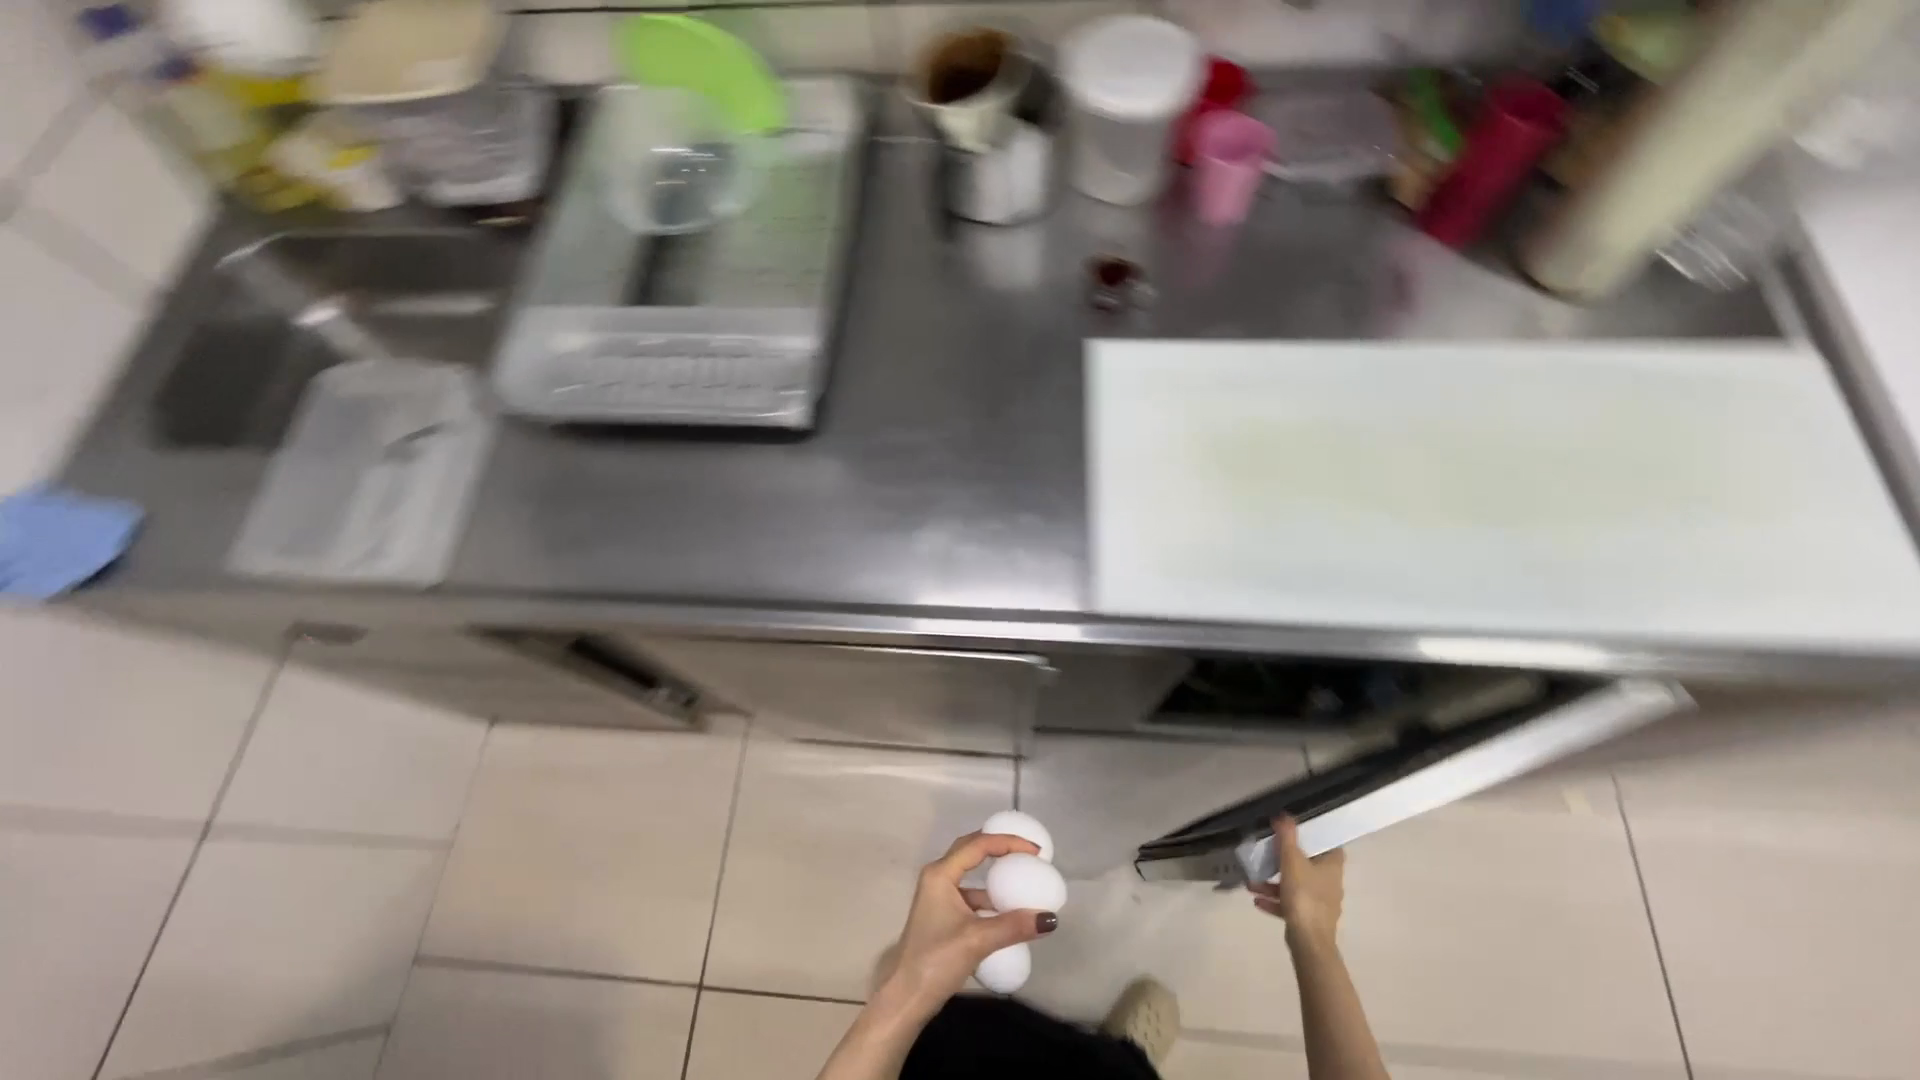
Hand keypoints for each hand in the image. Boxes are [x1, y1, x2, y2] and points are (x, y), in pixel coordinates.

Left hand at [879, 831, 1058, 1015]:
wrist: (906, 998)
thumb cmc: (936, 961)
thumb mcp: (978, 940)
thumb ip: (1014, 926)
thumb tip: (1049, 918)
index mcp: (940, 874)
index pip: (978, 845)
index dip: (1008, 842)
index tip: (1036, 851)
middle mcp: (937, 878)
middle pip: (972, 850)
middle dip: (1001, 847)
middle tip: (1029, 853)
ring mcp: (938, 897)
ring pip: (971, 874)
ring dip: (995, 875)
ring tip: (1022, 880)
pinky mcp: (942, 916)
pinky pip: (970, 897)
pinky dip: (990, 899)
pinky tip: (1007, 912)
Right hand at [1249, 816, 1345, 947]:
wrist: (1309, 940)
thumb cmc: (1304, 896)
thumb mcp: (1292, 861)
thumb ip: (1287, 838)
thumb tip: (1284, 815)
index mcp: (1332, 866)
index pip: (1329, 844)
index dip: (1314, 836)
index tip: (1295, 831)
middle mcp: (1330, 883)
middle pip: (1308, 865)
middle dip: (1283, 860)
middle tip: (1267, 854)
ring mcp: (1320, 903)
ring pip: (1295, 885)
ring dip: (1273, 883)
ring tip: (1252, 883)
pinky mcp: (1310, 919)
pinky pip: (1290, 904)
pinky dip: (1275, 900)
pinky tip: (1256, 900)